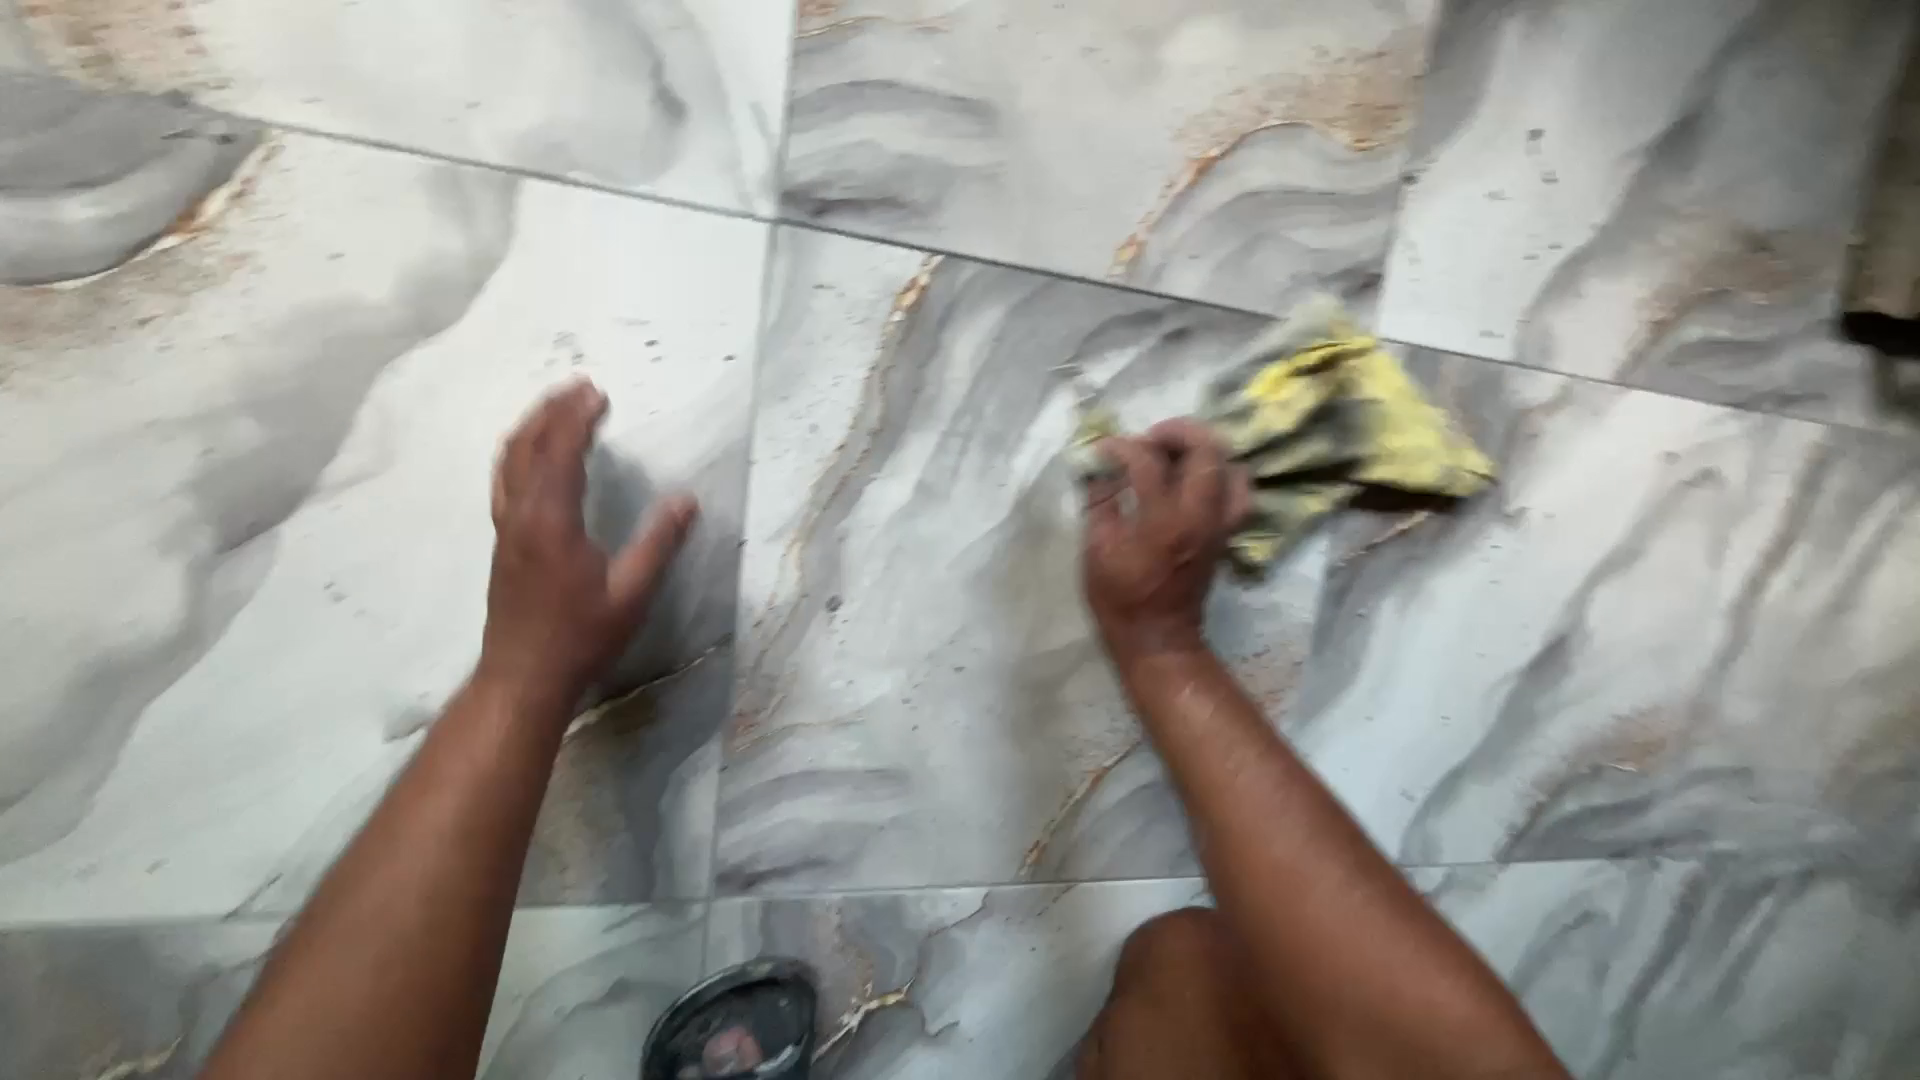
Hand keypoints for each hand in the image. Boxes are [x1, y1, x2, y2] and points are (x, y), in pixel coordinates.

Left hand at [475, 379, 697, 711]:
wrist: (524, 676)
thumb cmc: (582, 636)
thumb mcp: (632, 593)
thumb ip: (658, 543)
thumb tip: (686, 501)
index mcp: (551, 521)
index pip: (561, 454)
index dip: (577, 419)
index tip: (598, 394)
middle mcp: (521, 516)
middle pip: (527, 447)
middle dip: (551, 411)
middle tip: (577, 386)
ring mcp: (506, 529)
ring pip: (508, 462)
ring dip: (530, 428)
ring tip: (553, 407)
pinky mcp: (503, 543)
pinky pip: (504, 481)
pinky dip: (517, 454)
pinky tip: (529, 457)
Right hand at [1083, 418, 1248, 661]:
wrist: (1158, 638)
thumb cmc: (1119, 599)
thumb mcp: (1095, 550)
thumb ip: (1099, 502)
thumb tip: (1099, 467)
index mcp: (1161, 521)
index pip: (1147, 461)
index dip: (1122, 447)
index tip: (1104, 450)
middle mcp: (1199, 516)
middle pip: (1206, 450)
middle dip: (1176, 432)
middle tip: (1148, 439)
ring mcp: (1219, 524)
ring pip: (1231, 466)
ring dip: (1204, 450)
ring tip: (1176, 454)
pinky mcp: (1226, 534)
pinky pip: (1238, 491)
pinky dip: (1221, 475)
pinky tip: (1197, 478)